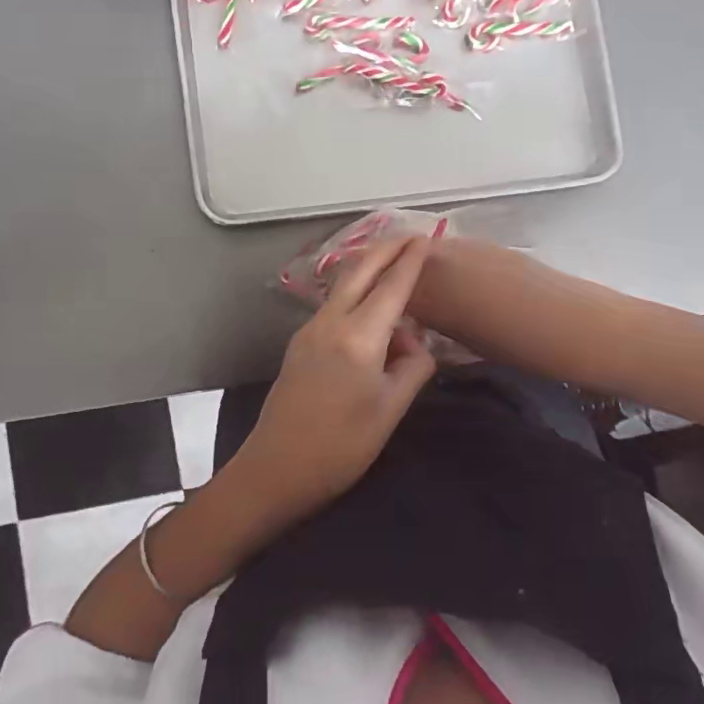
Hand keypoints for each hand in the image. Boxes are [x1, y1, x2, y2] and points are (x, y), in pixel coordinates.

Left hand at [231, 236, 438, 511]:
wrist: (276, 467)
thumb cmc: (341, 446)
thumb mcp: (390, 410)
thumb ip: (411, 368)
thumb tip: (413, 343)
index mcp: (358, 338)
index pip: (391, 287)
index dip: (411, 261)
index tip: (428, 238)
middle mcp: (329, 324)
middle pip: (359, 272)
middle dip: (385, 249)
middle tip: (410, 236)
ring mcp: (308, 332)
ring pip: (343, 288)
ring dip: (369, 273)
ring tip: (395, 270)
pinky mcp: (298, 345)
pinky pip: (333, 309)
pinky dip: (355, 298)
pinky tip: (371, 314)